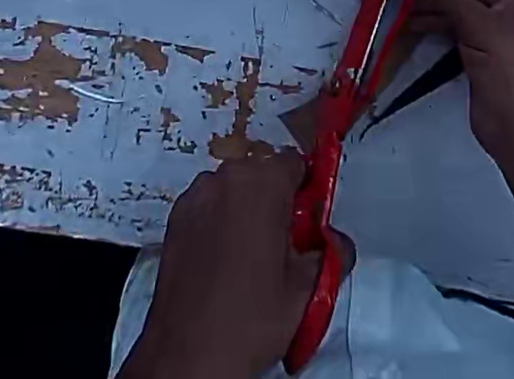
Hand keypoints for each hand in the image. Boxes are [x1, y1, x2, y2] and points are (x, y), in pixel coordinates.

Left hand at [119, 152, 323, 378]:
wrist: (188, 351)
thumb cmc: (252, 317)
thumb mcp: (306, 291)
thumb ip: (331, 254)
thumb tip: (337, 240)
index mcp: (263, 185)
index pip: (293, 162)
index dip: (305, 186)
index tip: (308, 215)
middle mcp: (227, 177)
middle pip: (261, 172)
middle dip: (274, 197)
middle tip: (281, 241)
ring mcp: (197, 192)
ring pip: (232, 186)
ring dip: (244, 205)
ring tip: (248, 252)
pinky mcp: (176, 212)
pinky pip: (207, 202)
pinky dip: (217, 216)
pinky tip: (220, 255)